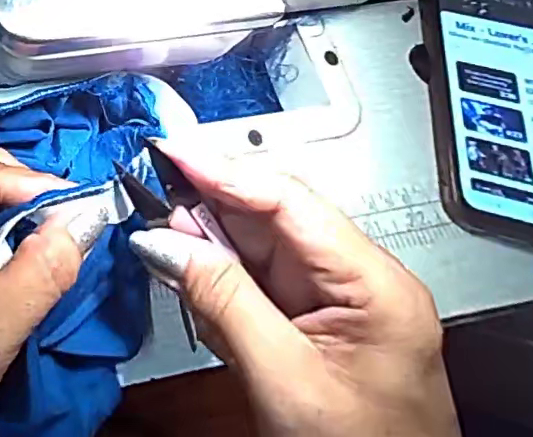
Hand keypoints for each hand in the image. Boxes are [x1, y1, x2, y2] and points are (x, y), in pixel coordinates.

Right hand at [129, 141, 458, 436]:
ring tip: (168, 243)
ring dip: (207, 239)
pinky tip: (194, 275)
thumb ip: (221, 299)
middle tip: (156, 201)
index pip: (289, 200)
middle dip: (208, 205)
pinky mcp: (310, 306)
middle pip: (269, 211)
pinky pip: (253, 268)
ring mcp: (334, 289)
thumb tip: (163, 240)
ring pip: (254, 236)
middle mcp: (358, 274)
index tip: (172, 152)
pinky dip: (217, 269)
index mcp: (377, 284)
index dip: (223, 170)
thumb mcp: (285, 380)